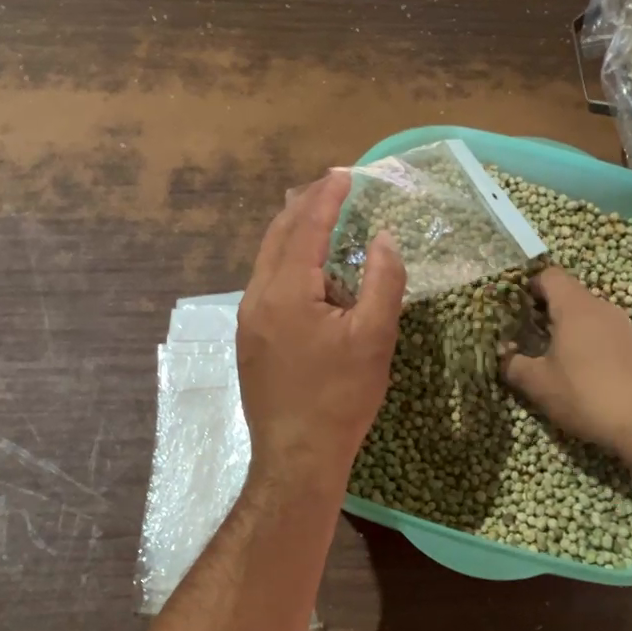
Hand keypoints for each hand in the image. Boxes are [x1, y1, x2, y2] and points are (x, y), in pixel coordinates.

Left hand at [237, 172, 405, 495]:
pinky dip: (287, 258)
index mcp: (286, 291)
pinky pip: (265, 280)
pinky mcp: (249, 337)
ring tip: (321, 215)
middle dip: (306, 204)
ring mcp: (248, 317)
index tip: (346, 173)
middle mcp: (258, 296)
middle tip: (334, 186)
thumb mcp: (374, 338)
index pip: (306, 226)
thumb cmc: (340, 398)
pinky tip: (307, 267)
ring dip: (294, 230)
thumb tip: (383, 238)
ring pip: (267, 257)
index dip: (328, 196)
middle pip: (278, 234)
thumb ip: (382, 281)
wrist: (295, 457)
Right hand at [501, 267, 631, 460]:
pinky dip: (593, 346)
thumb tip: (504, 356)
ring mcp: (626, 326)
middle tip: (531, 340)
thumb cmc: (587, 395)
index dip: (530, 287)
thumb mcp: (539, 384)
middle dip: (547, 313)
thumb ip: (513, 365)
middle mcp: (602, 307)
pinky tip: (588, 376)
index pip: (549, 275)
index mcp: (575, 306)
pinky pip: (608, 335)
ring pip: (590, 316)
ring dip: (571, 331)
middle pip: (570, 296)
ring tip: (558, 361)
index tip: (518, 311)